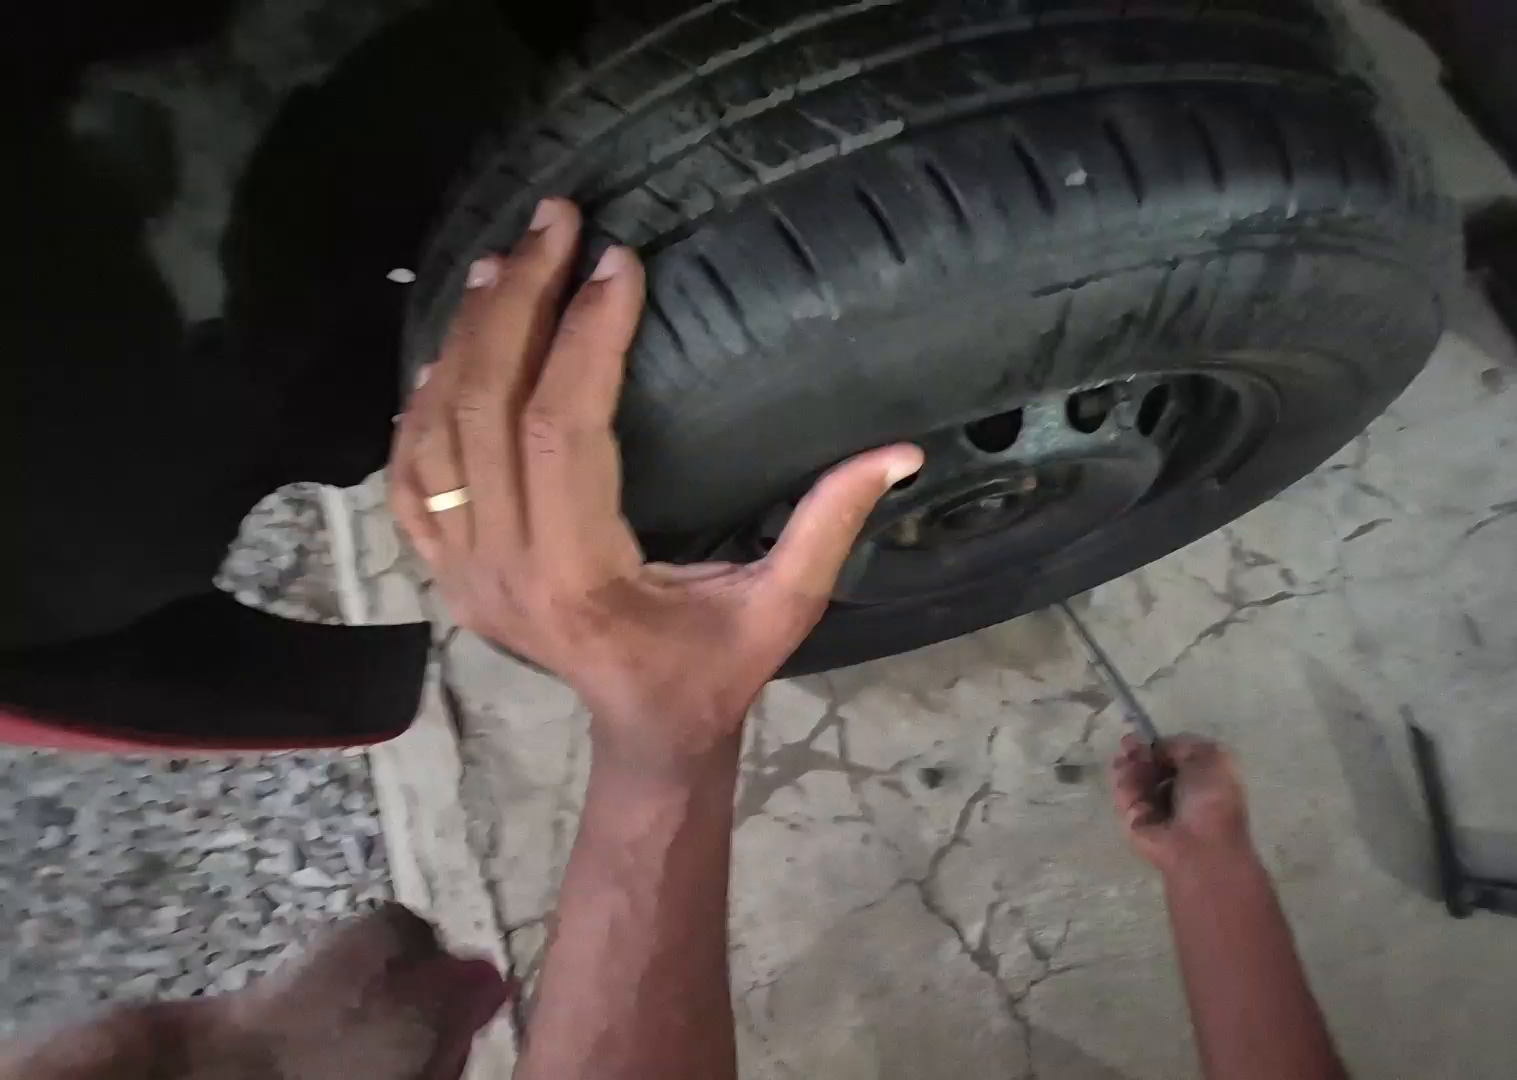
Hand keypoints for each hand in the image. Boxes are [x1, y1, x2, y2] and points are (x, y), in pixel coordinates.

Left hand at [388, 198, 921, 777]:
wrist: (647, 731)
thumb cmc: (718, 671)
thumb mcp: (786, 606)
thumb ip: (832, 526)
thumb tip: (902, 453)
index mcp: (581, 576)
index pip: (564, 433)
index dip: (587, 338)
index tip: (619, 267)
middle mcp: (500, 570)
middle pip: (483, 411)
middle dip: (520, 305)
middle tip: (554, 226)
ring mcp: (458, 572)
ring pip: (434, 431)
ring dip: (466, 335)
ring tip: (510, 265)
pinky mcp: (446, 570)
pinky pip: (409, 472)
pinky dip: (422, 401)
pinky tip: (450, 349)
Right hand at [1111, 734, 1253, 873]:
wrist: (1200, 845)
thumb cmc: (1211, 798)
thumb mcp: (1210, 756)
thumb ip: (1181, 743)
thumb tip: (1156, 747)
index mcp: (1198, 777)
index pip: (1168, 754)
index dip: (1155, 744)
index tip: (1141, 735)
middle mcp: (1174, 792)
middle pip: (1146, 764)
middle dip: (1136, 751)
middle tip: (1129, 745)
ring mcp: (1152, 807)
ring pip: (1131, 777)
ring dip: (1128, 765)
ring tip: (1129, 762)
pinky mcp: (1132, 821)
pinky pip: (1123, 795)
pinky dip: (1124, 785)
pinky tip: (1127, 780)